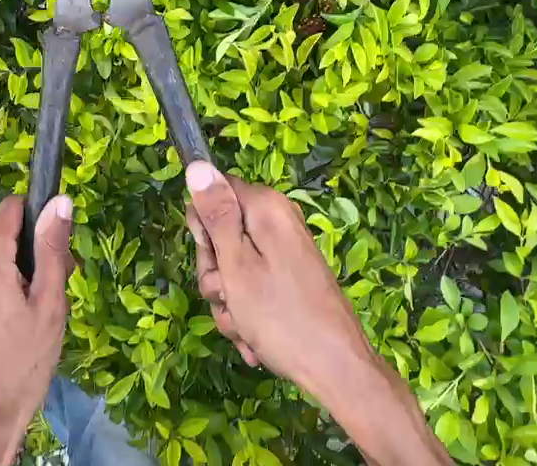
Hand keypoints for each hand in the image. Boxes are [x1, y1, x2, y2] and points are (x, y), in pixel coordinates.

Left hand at [0, 194, 73, 465]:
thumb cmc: (21, 361)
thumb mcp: (49, 302)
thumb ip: (53, 247)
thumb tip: (61, 200)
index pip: (17, 205)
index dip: (42, 221)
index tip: (59, 251)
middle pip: (11, 230)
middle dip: (37, 250)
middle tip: (56, 290)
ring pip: (2, 250)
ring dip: (26, 269)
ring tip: (41, 309)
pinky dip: (10, 282)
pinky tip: (23, 315)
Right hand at [186, 161, 450, 465]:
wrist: (338, 371)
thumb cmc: (280, 316)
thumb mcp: (236, 264)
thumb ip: (216, 214)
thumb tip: (198, 164)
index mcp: (265, 207)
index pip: (213, 192)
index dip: (204, 227)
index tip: (214, 258)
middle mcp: (277, 221)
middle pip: (221, 233)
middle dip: (216, 272)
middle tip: (227, 296)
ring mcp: (285, 252)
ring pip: (233, 265)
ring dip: (229, 299)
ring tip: (243, 325)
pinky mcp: (290, 278)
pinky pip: (253, 286)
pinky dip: (247, 312)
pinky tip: (254, 338)